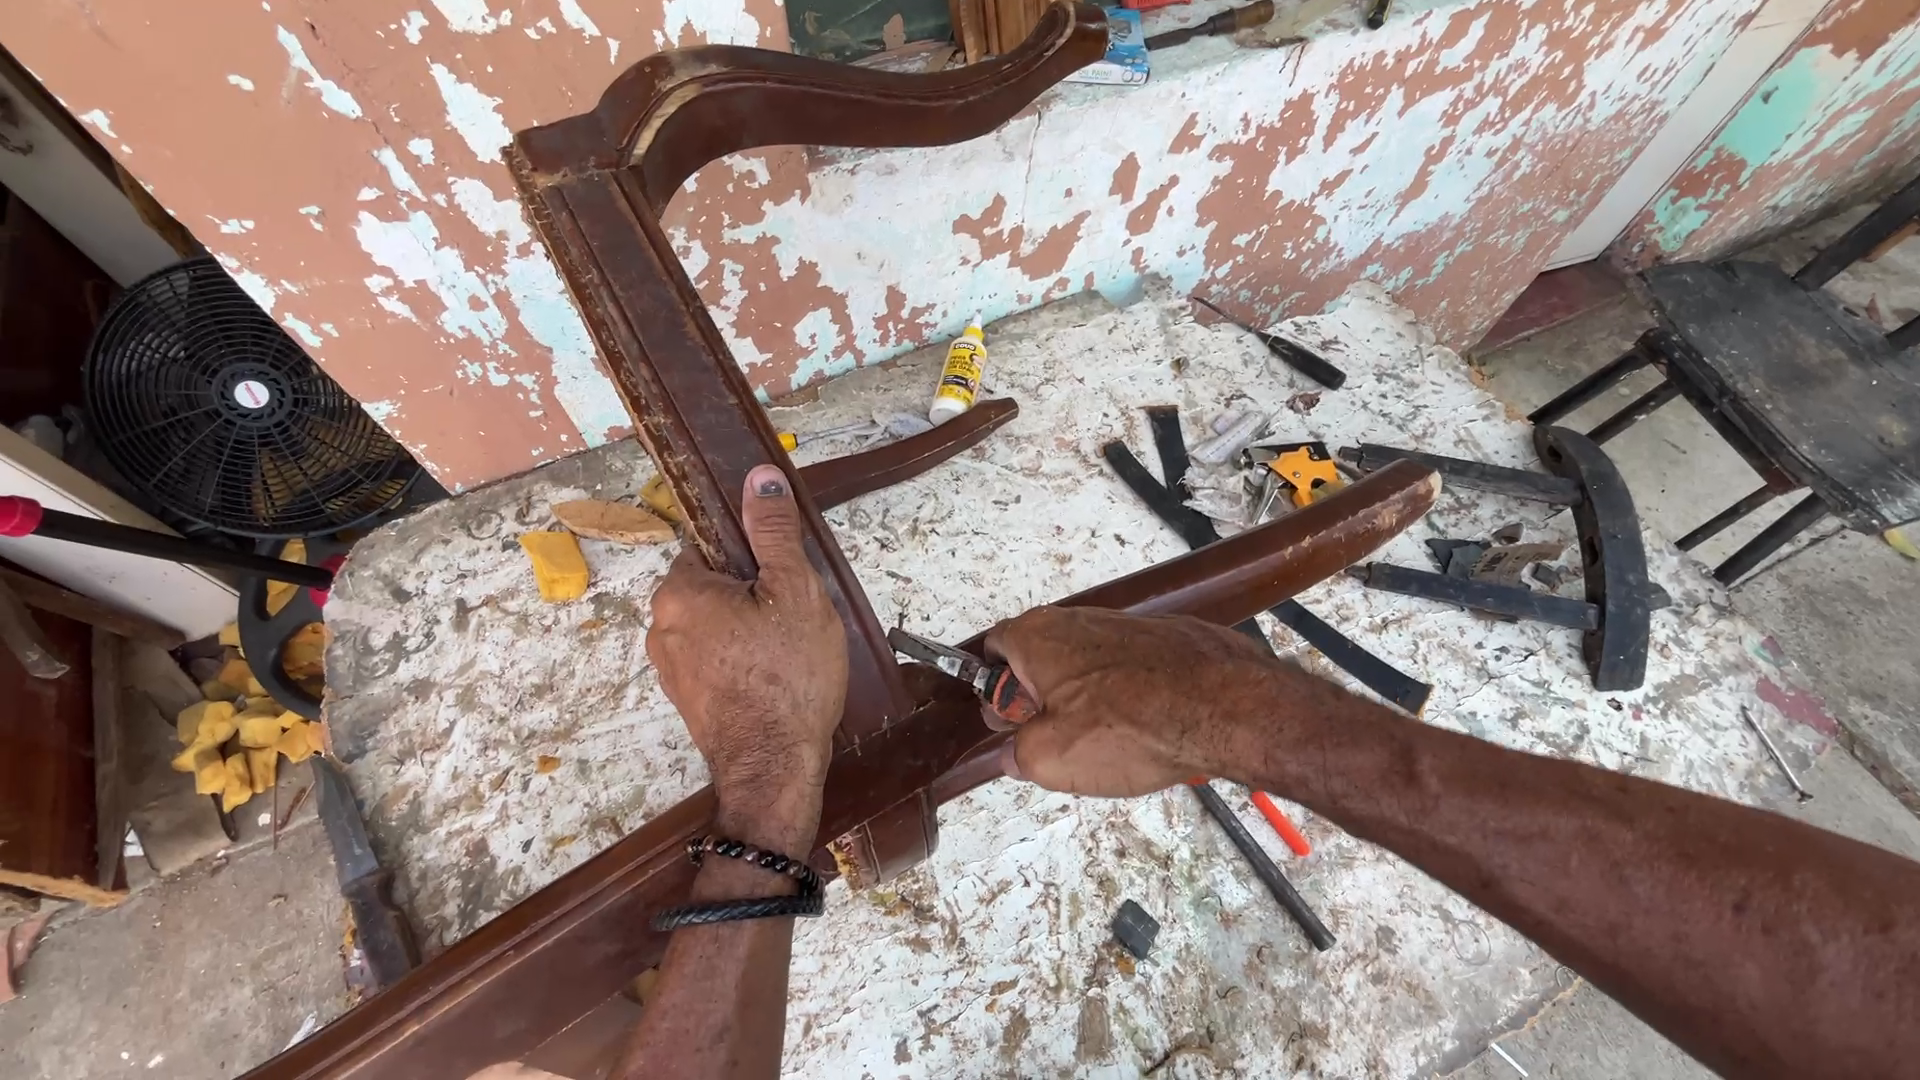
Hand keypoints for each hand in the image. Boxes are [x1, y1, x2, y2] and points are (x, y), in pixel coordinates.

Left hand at [646, 464, 847, 848]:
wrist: (775, 765)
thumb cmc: (788, 673)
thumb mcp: (794, 590)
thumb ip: (773, 531)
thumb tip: (758, 476)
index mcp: (679, 592)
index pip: (711, 547)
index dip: (753, 559)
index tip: (782, 582)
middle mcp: (661, 627)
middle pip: (715, 587)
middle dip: (753, 596)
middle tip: (794, 620)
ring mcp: (670, 669)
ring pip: (718, 625)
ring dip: (749, 630)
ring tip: (789, 653)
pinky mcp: (686, 699)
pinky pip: (716, 659)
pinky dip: (741, 661)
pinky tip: (774, 678)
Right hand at [984, 607, 1300, 795]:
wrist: (1223, 705)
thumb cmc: (1124, 729)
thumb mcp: (1048, 760)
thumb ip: (1016, 753)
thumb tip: (1014, 752)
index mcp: (1035, 636)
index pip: (992, 650)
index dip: (994, 691)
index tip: (1013, 724)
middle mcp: (1073, 618)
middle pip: (1038, 658)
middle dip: (1040, 698)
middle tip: (1060, 739)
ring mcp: (1121, 622)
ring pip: (1083, 663)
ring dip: (1084, 698)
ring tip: (1110, 739)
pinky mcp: (1161, 635)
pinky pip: (1125, 666)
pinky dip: (1126, 692)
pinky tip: (1146, 725)